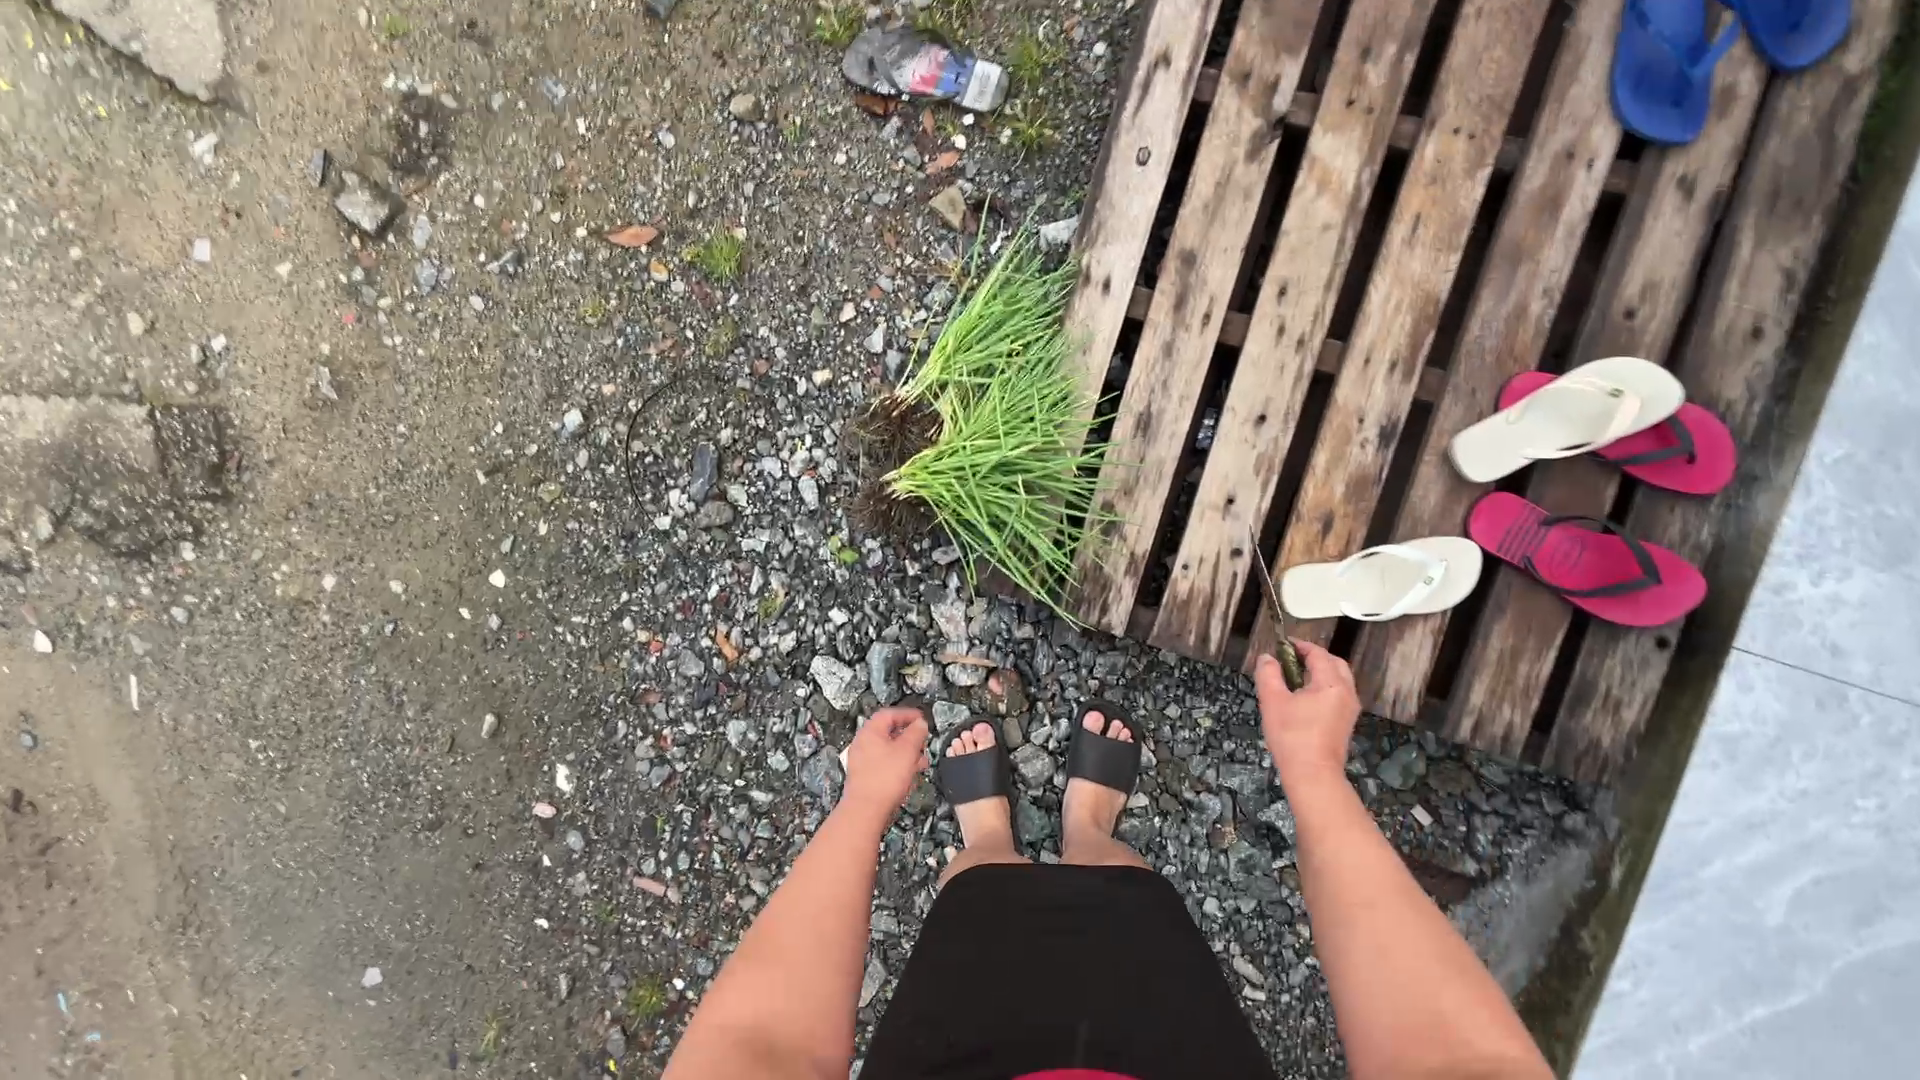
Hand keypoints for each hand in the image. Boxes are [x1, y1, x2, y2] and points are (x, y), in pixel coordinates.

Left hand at [840, 706, 930, 820]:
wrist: (866, 810)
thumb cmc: (884, 778)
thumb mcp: (907, 750)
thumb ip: (916, 733)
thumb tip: (920, 724)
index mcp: (870, 731)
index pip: (889, 714)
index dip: (907, 714)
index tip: (921, 719)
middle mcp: (863, 743)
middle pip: (888, 732)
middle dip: (909, 736)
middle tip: (922, 740)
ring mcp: (862, 761)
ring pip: (887, 749)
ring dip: (906, 752)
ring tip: (921, 761)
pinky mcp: (864, 776)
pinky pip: (884, 764)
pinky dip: (898, 765)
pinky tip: (909, 774)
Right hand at [1254, 642, 1358, 785]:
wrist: (1312, 774)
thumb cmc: (1291, 735)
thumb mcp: (1272, 701)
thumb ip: (1268, 674)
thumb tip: (1267, 658)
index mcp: (1331, 683)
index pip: (1318, 654)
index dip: (1300, 645)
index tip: (1282, 644)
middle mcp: (1347, 692)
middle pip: (1335, 663)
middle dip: (1314, 657)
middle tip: (1291, 659)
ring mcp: (1350, 709)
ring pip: (1339, 679)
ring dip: (1321, 672)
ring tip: (1296, 677)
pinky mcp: (1346, 722)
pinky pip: (1339, 694)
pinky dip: (1325, 687)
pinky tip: (1305, 697)